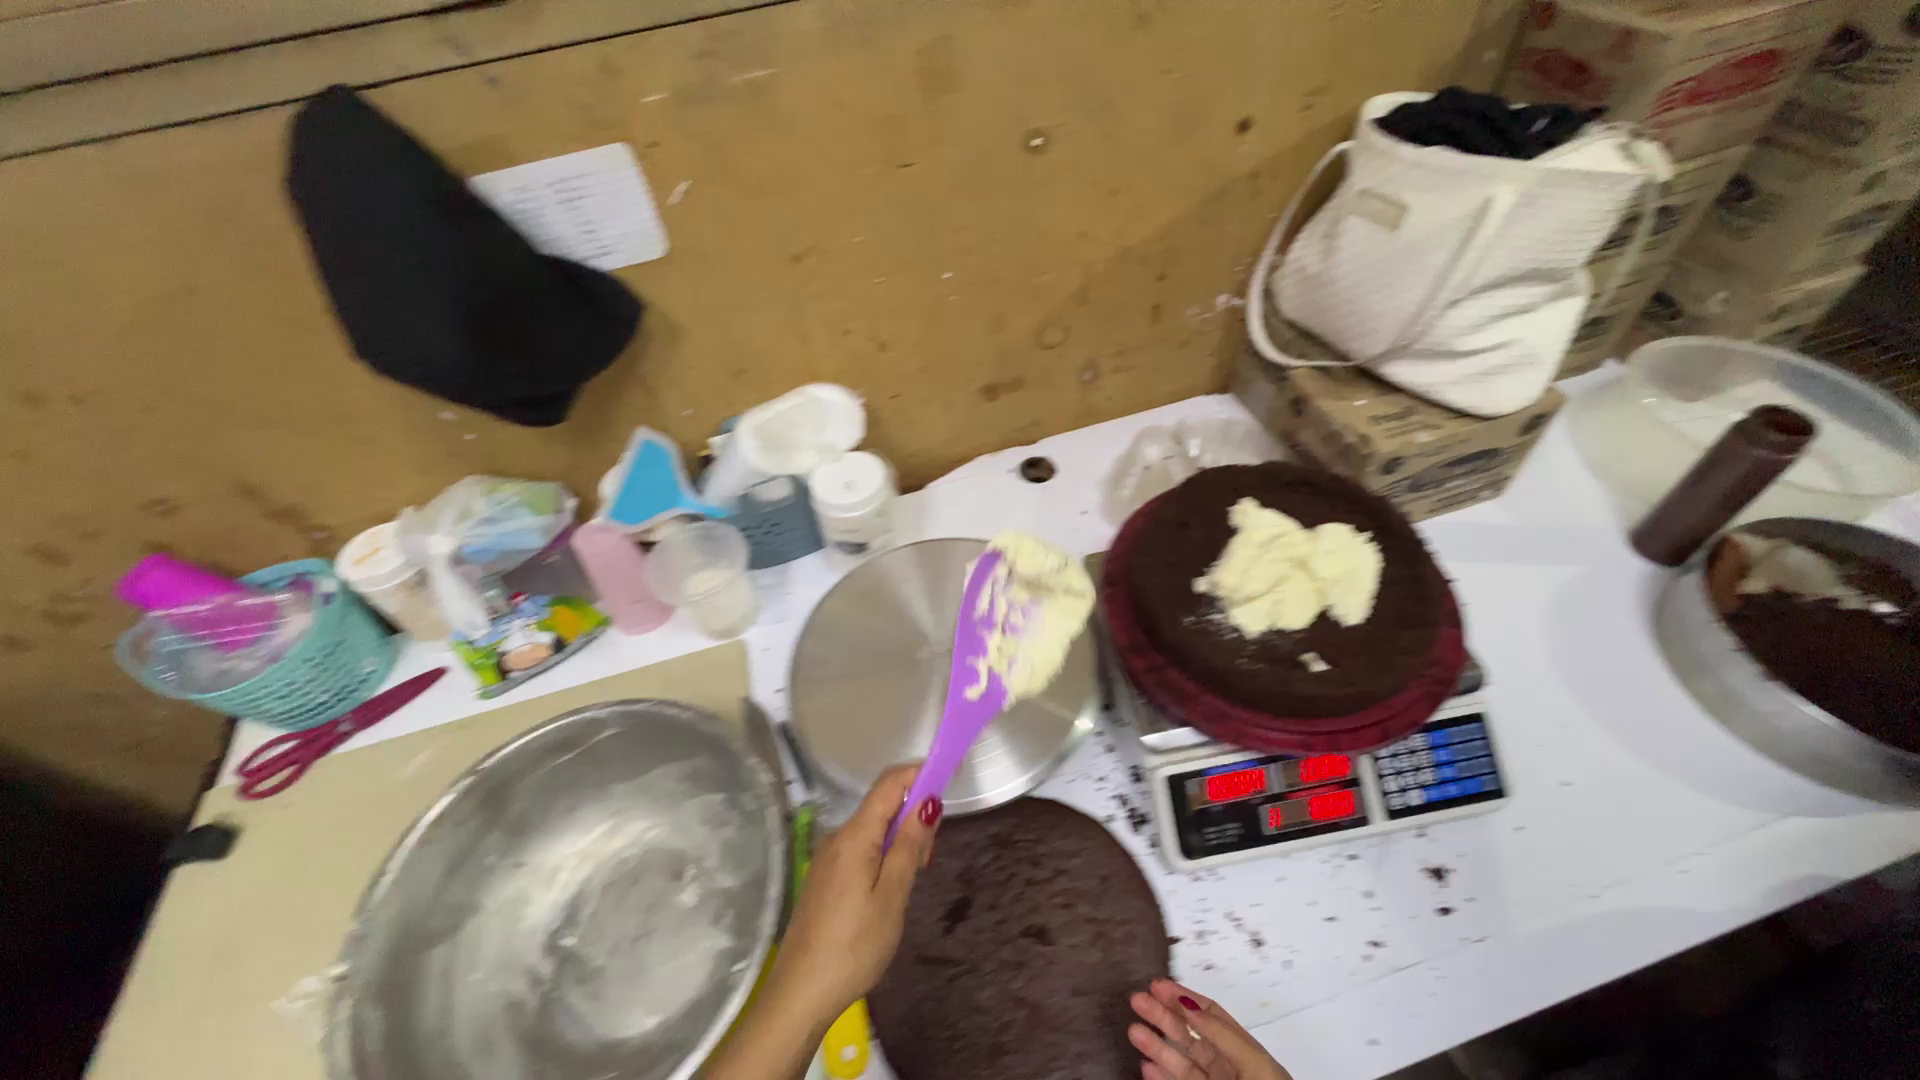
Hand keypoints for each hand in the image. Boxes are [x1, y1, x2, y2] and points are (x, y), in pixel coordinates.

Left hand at [765, 764, 941, 1021]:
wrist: (799, 994)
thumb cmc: (854, 946)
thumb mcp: (892, 896)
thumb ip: (909, 845)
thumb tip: (927, 800)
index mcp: (854, 835)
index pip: (889, 783)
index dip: (919, 773)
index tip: (948, 780)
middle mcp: (837, 837)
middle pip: (881, 805)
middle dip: (913, 815)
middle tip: (929, 858)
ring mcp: (827, 858)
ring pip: (872, 830)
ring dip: (899, 840)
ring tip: (911, 882)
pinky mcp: (825, 878)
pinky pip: (860, 849)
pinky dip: (882, 855)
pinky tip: (889, 891)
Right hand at [1128, 979, 1293, 1079]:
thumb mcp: (1253, 1064)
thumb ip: (1222, 1035)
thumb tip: (1188, 1004)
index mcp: (1244, 1051)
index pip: (1210, 1016)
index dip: (1184, 998)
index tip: (1158, 985)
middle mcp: (1227, 1067)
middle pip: (1190, 1035)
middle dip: (1163, 1015)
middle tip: (1137, 1000)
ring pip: (1180, 1062)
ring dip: (1157, 1045)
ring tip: (1133, 1030)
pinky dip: (1161, 1077)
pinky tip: (1145, 1067)